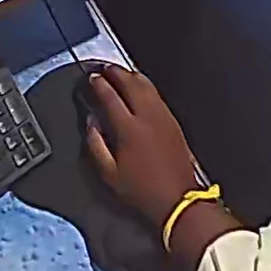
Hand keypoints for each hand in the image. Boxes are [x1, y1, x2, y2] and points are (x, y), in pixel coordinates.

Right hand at [83, 65, 204, 227]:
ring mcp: (162, 117)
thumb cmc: (142, 191)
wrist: (179, 201)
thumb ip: (95, 145)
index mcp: (128, 129)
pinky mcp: (173, 121)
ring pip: (146, 85)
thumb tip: (91, 123)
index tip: (92, 78)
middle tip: (104, 68)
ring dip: (131, 75)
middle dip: (115, 72)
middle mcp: (147, 117)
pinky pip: (157, 94)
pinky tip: (140, 86)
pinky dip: (145, 85)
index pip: (110, 96)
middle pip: (130, 83)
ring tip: (120, 72)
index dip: (99, 84)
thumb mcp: (109, 174)